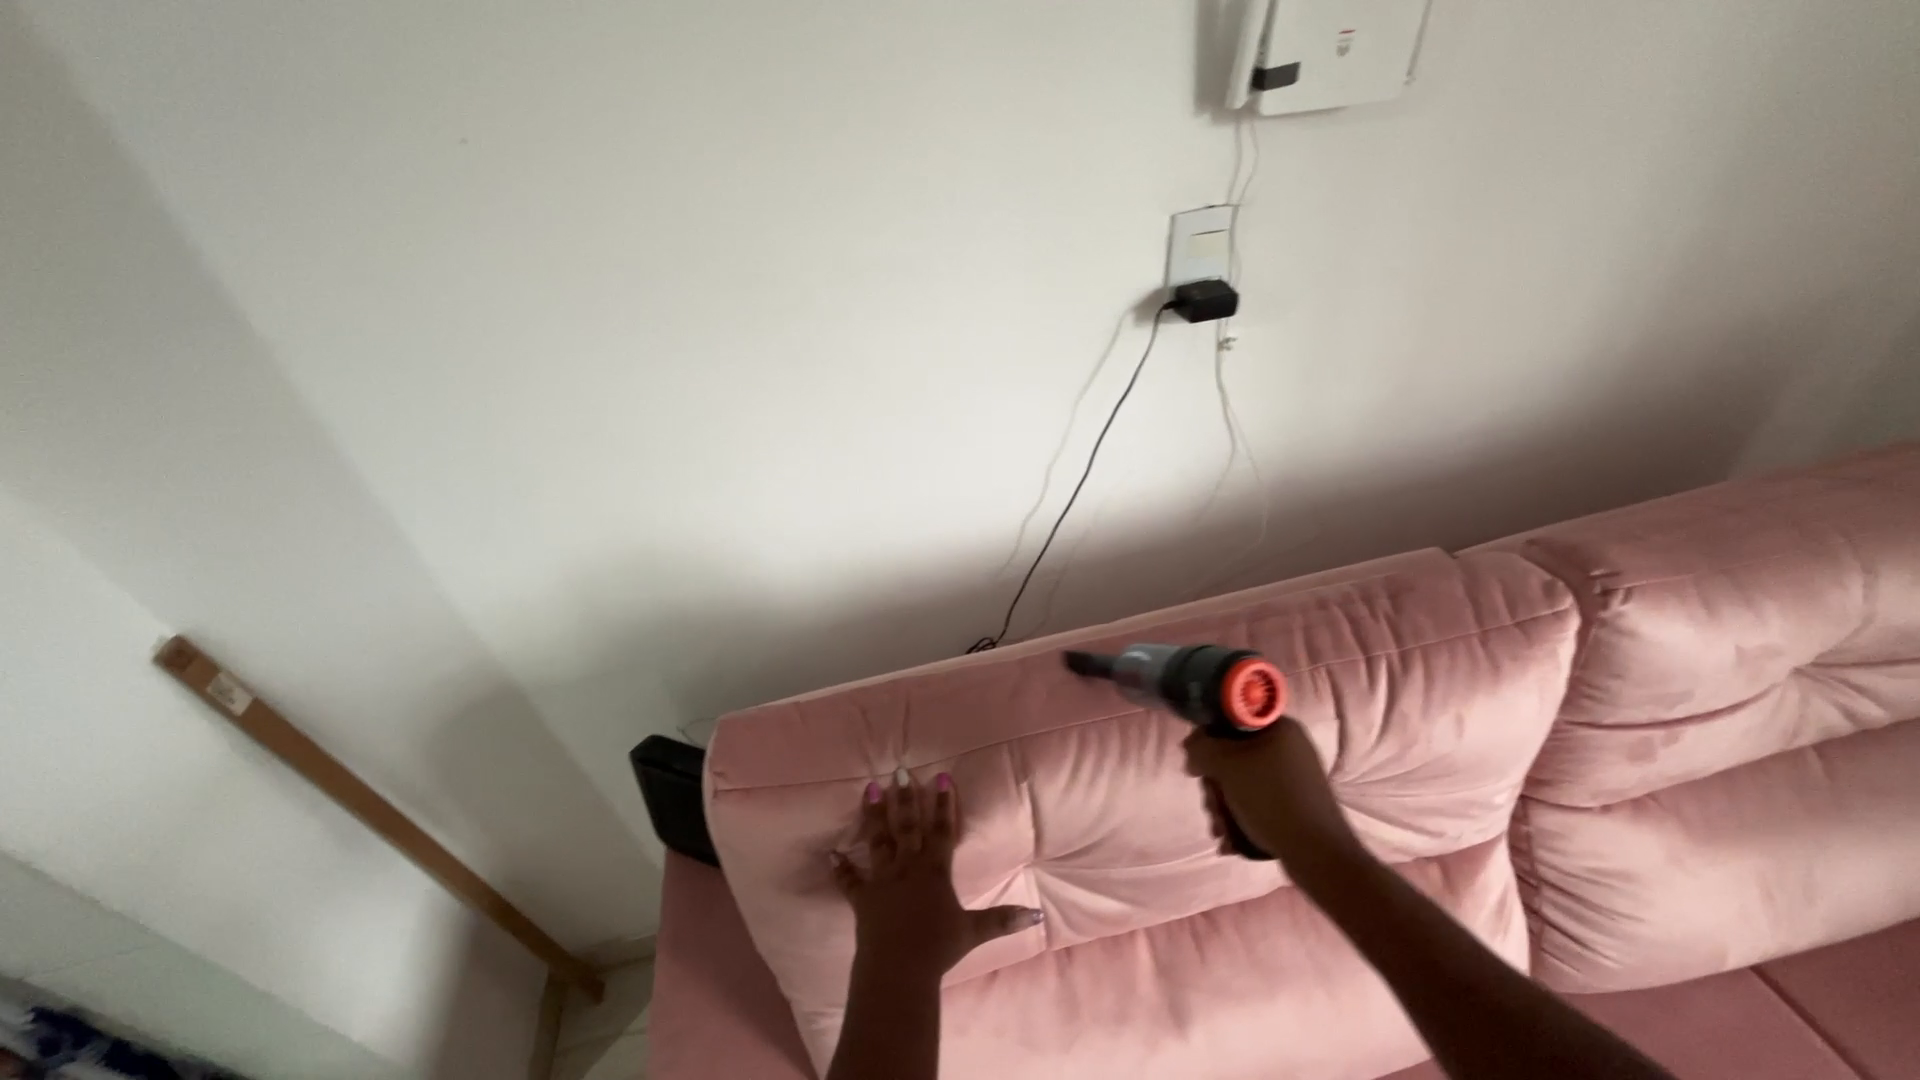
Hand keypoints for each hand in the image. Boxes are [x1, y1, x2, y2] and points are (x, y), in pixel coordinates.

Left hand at [830, 771, 1043, 978]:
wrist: (898, 970)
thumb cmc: (938, 948)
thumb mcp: (974, 932)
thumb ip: (1004, 919)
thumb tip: (1036, 914)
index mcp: (934, 871)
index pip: (942, 830)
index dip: (943, 803)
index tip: (941, 776)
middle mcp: (907, 867)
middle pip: (907, 826)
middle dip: (905, 797)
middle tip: (899, 771)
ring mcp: (882, 881)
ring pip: (878, 841)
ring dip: (873, 815)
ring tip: (868, 789)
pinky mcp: (862, 899)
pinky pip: (849, 880)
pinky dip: (840, 867)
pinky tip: (831, 852)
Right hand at [1183, 717, 1362, 881]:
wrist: (1317, 852)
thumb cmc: (1270, 798)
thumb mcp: (1227, 766)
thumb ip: (1201, 749)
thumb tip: (1191, 750)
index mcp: (1279, 728)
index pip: (1230, 721)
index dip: (1206, 742)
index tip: (1196, 766)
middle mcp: (1288, 748)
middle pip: (1232, 756)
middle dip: (1214, 786)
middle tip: (1211, 806)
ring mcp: (1293, 778)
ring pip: (1241, 783)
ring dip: (1222, 806)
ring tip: (1220, 830)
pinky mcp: (1294, 804)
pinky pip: (1257, 801)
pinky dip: (1239, 817)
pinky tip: (1230, 839)